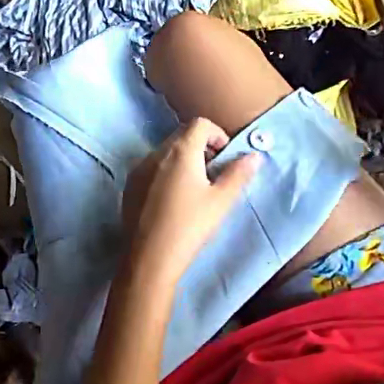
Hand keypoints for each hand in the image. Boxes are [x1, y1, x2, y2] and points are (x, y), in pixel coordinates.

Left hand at [121, 118, 260, 282]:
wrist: (149, 259)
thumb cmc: (190, 226)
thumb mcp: (221, 201)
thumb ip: (238, 173)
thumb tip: (254, 155)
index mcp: (180, 151)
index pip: (200, 124)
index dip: (217, 135)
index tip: (225, 158)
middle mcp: (156, 153)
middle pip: (182, 135)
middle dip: (201, 147)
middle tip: (213, 174)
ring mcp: (139, 169)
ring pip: (165, 152)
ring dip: (183, 160)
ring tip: (194, 189)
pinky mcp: (129, 186)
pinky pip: (151, 168)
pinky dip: (166, 173)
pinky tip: (173, 201)